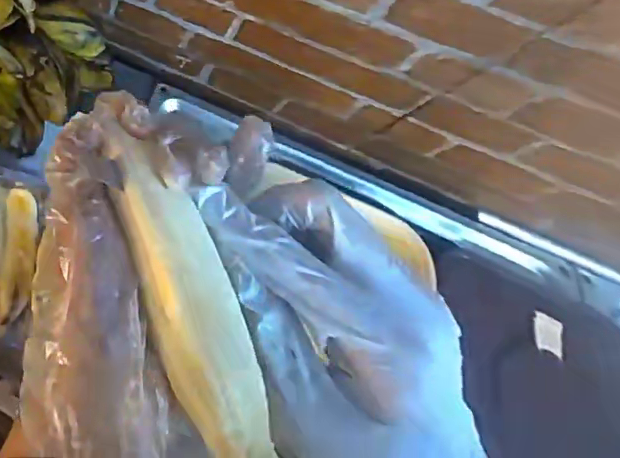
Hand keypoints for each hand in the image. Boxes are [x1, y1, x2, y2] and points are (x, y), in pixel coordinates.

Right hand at [195, 179, 485, 457]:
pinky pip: (349, 239)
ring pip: (338, 216)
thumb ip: (267, 337)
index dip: (243, 228)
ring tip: (257, 250)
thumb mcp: (307, 419)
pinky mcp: (411, 289)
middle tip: (235, 231)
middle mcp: (411, 297)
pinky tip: (289, 268)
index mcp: (387, 337)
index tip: (203, 201)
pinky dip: (309, 240)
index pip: (297, 260)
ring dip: (289, 221)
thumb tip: (226, 263)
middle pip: (329, 210)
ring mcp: (417, 289)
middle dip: (273, 208)